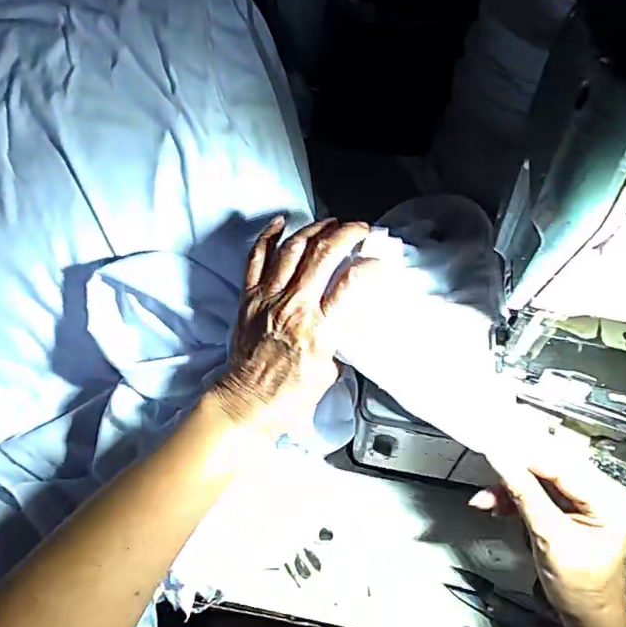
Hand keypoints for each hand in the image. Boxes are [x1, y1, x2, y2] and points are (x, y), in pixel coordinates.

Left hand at [210, 217, 371, 439]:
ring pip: (291, 249)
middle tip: (359, 228)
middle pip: (322, 254)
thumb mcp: (328, 372)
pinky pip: (256, 258)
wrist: (246, 403)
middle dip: (345, 233)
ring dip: (314, 230)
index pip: (349, 283)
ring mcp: (267, 299)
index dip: (369, 265)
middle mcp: (292, 307)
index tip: (379, 261)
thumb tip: (347, 321)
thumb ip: (339, 341)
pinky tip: (281, 223)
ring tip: (330, 223)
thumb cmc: (287, 396)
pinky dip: (268, 237)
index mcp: (317, 329)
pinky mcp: (248, 299)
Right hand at [471, 443, 625, 626]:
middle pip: (552, 467)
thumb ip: (526, 497)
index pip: (563, 467)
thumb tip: (504, 463)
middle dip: (516, 470)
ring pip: (540, 478)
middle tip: (490, 461)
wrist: (588, 615)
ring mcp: (586, 499)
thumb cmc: (583, 589)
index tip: (497, 449)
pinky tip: (497, 503)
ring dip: (511, 487)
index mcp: (610, 500)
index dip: (527, 457)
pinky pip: (538, 491)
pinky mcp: (569, 506)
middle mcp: (602, 493)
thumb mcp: (550, 540)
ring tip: (488, 497)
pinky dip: (516, 497)